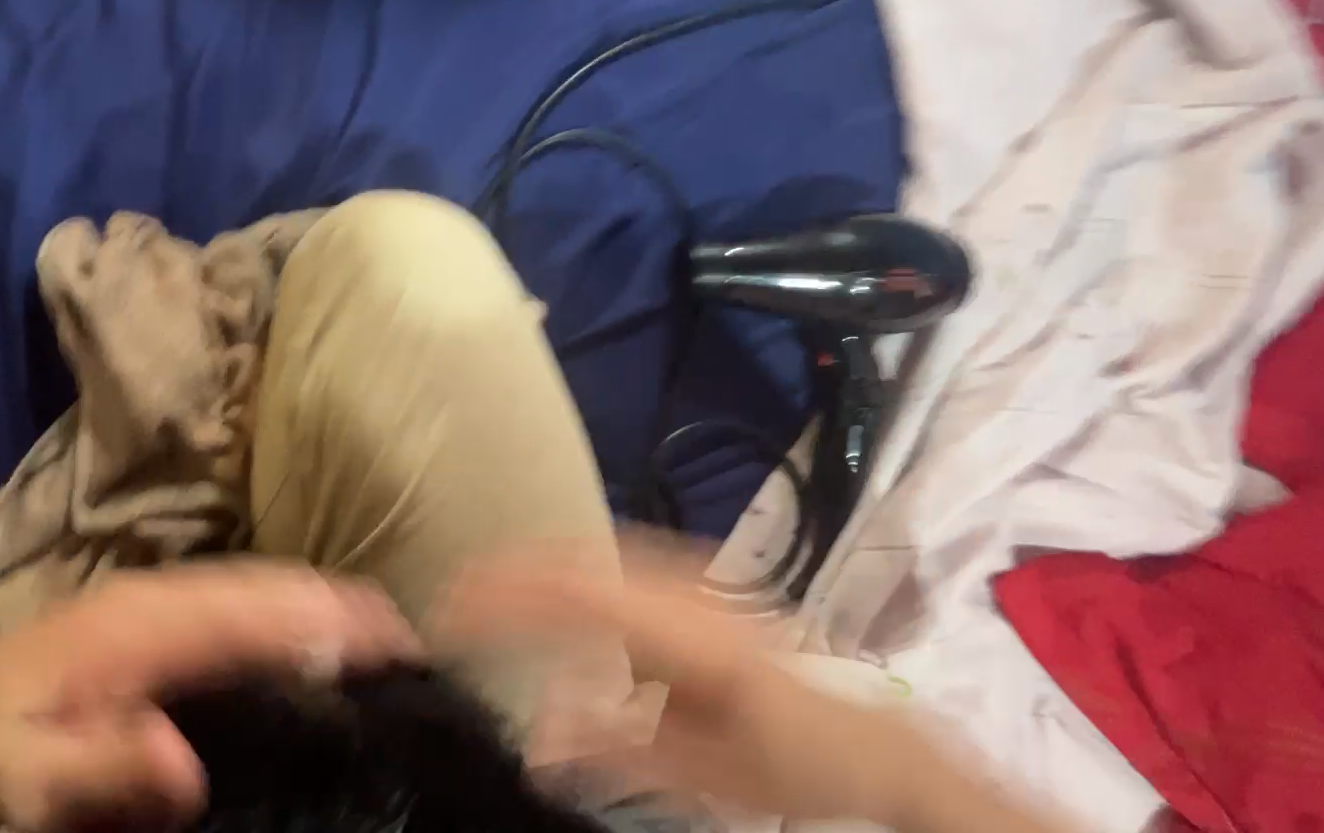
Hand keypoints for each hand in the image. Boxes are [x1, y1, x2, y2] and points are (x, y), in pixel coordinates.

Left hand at [0, 562, 419, 832]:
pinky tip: (310, 637)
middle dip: (341, 603)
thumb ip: (98, 769)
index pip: (254, 610)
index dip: (326, 618)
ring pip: (260, 585)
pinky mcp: (157, 617)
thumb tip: (188, 766)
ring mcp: (160, 600)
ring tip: (378, 635)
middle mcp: (163, 597)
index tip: (393, 637)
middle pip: (270, 584)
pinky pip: (241, 601)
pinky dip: (288, 610)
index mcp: (140, 626)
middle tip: (407, 641)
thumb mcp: (18, 777)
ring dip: (320, 601)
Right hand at [436, 542, 1068, 832]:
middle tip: (455, 595)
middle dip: (509, 571)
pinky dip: (568, 566)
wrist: (868, 739)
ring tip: (485, 583)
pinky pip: (615, 560)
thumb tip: (535, 736)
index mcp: (686, 631)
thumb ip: (618, 749)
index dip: (509, 594)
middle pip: (578, 559)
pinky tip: (548, 582)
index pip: (577, 592)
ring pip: (595, 552)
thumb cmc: (789, 759)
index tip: (456, 609)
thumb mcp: (707, 773)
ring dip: (534, 563)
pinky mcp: (693, 582)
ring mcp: (690, 577)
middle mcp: (682, 587)